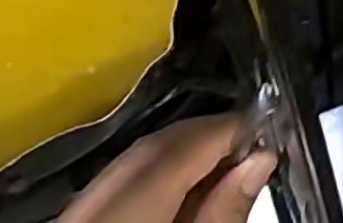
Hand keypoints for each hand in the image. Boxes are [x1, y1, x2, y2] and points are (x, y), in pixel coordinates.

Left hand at [60, 115, 276, 222]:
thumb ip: (223, 214)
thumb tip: (261, 158)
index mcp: (126, 209)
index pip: (182, 145)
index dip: (229, 129)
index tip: (268, 129)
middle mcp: (89, 203)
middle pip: (155, 148)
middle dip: (207, 138)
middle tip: (252, 150)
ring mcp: (75, 212)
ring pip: (134, 163)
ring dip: (184, 158)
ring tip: (224, 173)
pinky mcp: (74, 220)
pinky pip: (116, 185)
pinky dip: (154, 181)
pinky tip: (181, 196)